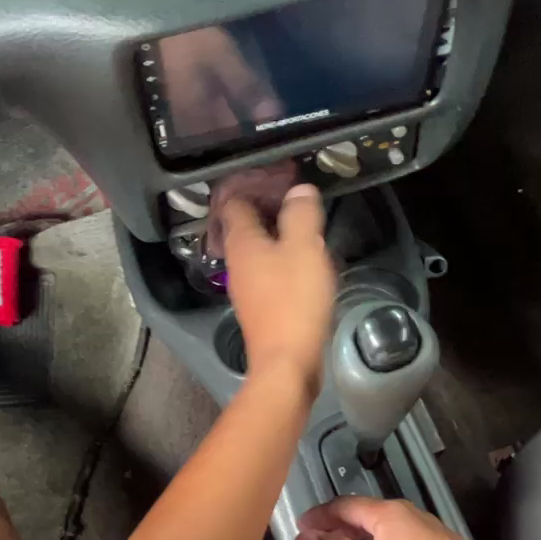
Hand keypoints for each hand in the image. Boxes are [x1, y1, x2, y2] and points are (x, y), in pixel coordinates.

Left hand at [215, 184, 334, 389]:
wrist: (287, 363)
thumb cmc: (294, 300)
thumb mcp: (304, 248)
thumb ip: (301, 214)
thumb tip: (298, 190)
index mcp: (241, 242)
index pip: (234, 201)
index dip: (253, 184)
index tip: (279, 176)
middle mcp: (236, 262)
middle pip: (245, 225)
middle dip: (267, 208)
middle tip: (296, 197)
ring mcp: (246, 288)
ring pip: (258, 250)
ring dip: (277, 236)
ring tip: (306, 226)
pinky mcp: (260, 308)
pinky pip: (268, 273)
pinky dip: (283, 261)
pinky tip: (305, 263)